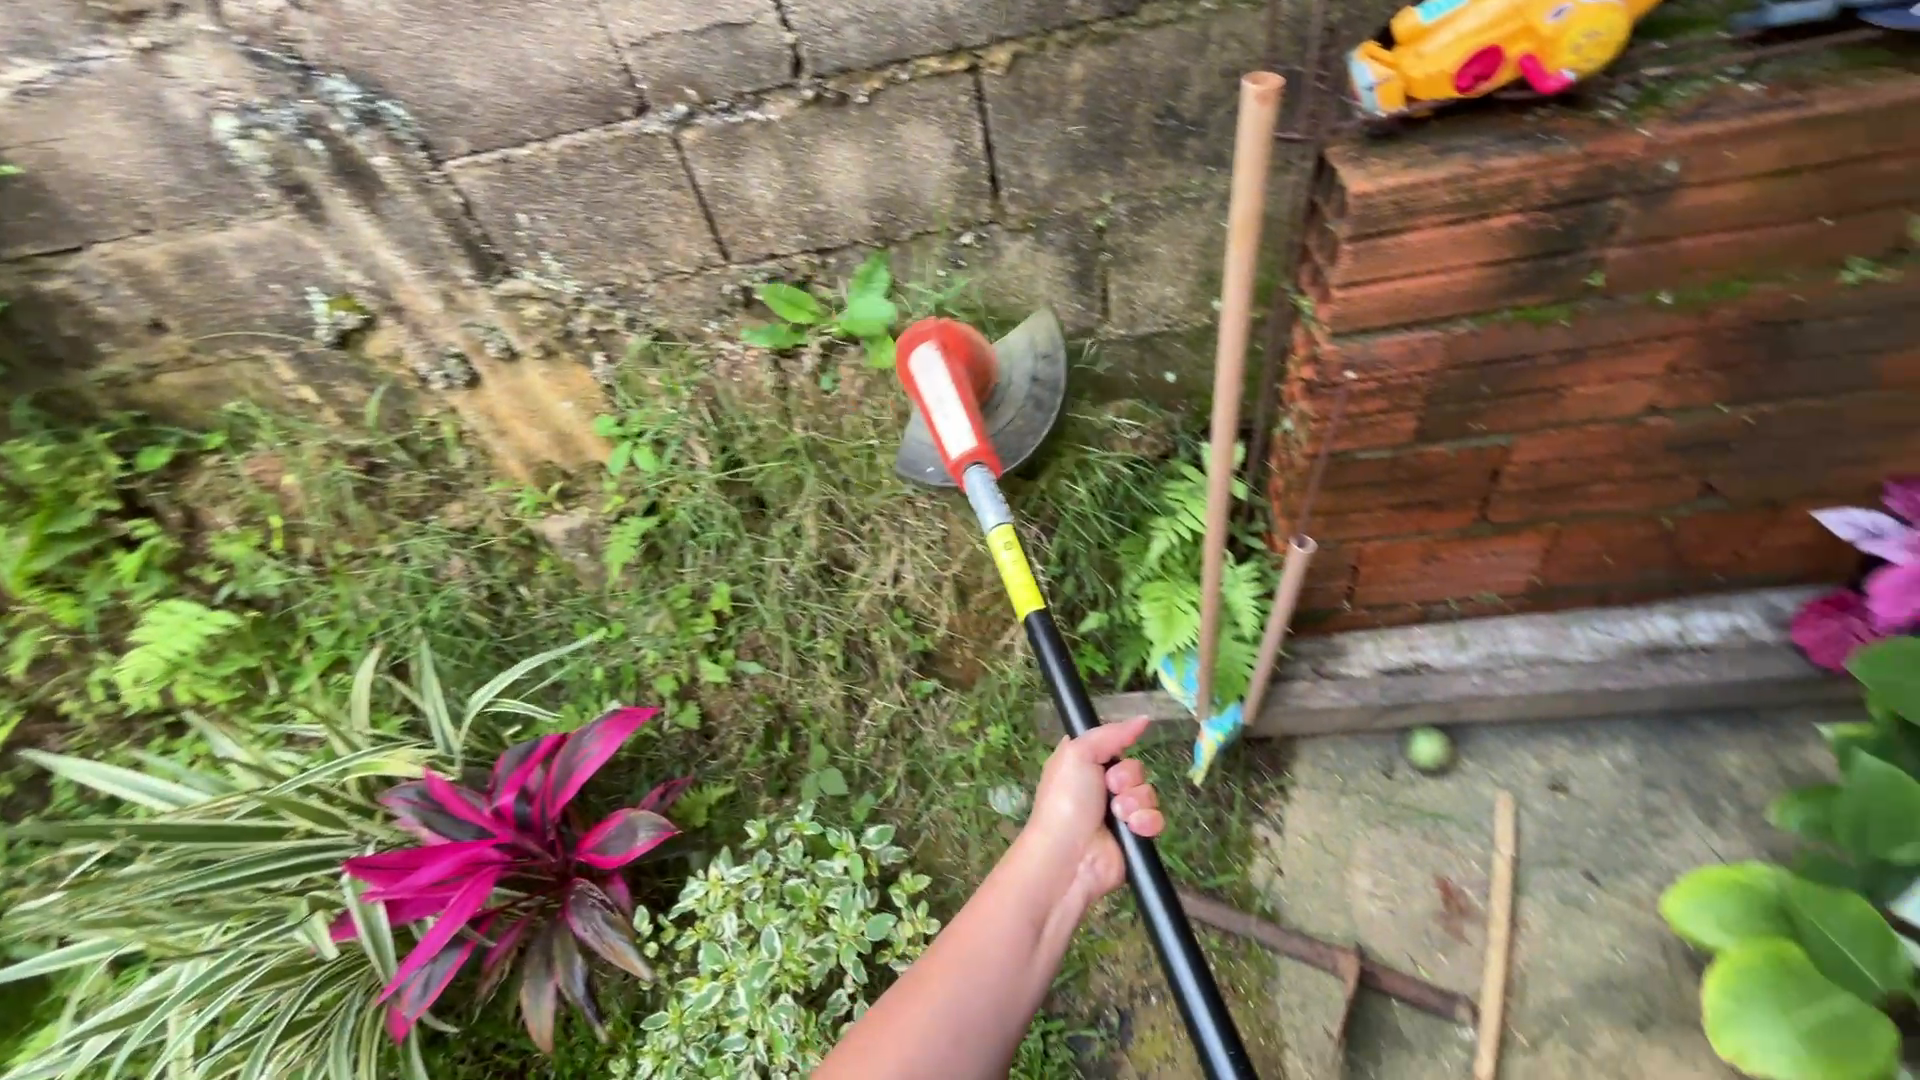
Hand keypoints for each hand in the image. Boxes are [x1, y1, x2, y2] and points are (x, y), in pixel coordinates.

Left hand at [1023, 716, 1162, 912]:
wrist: (1069, 855)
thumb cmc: (1066, 799)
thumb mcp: (1078, 752)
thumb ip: (1111, 733)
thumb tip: (1143, 719)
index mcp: (1085, 764)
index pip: (1116, 746)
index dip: (1118, 750)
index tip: (1111, 758)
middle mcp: (1102, 787)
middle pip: (1136, 769)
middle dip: (1127, 778)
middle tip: (1110, 789)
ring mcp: (1120, 813)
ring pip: (1149, 793)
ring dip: (1136, 801)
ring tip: (1117, 814)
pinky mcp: (1135, 837)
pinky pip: (1156, 819)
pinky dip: (1146, 822)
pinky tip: (1132, 828)